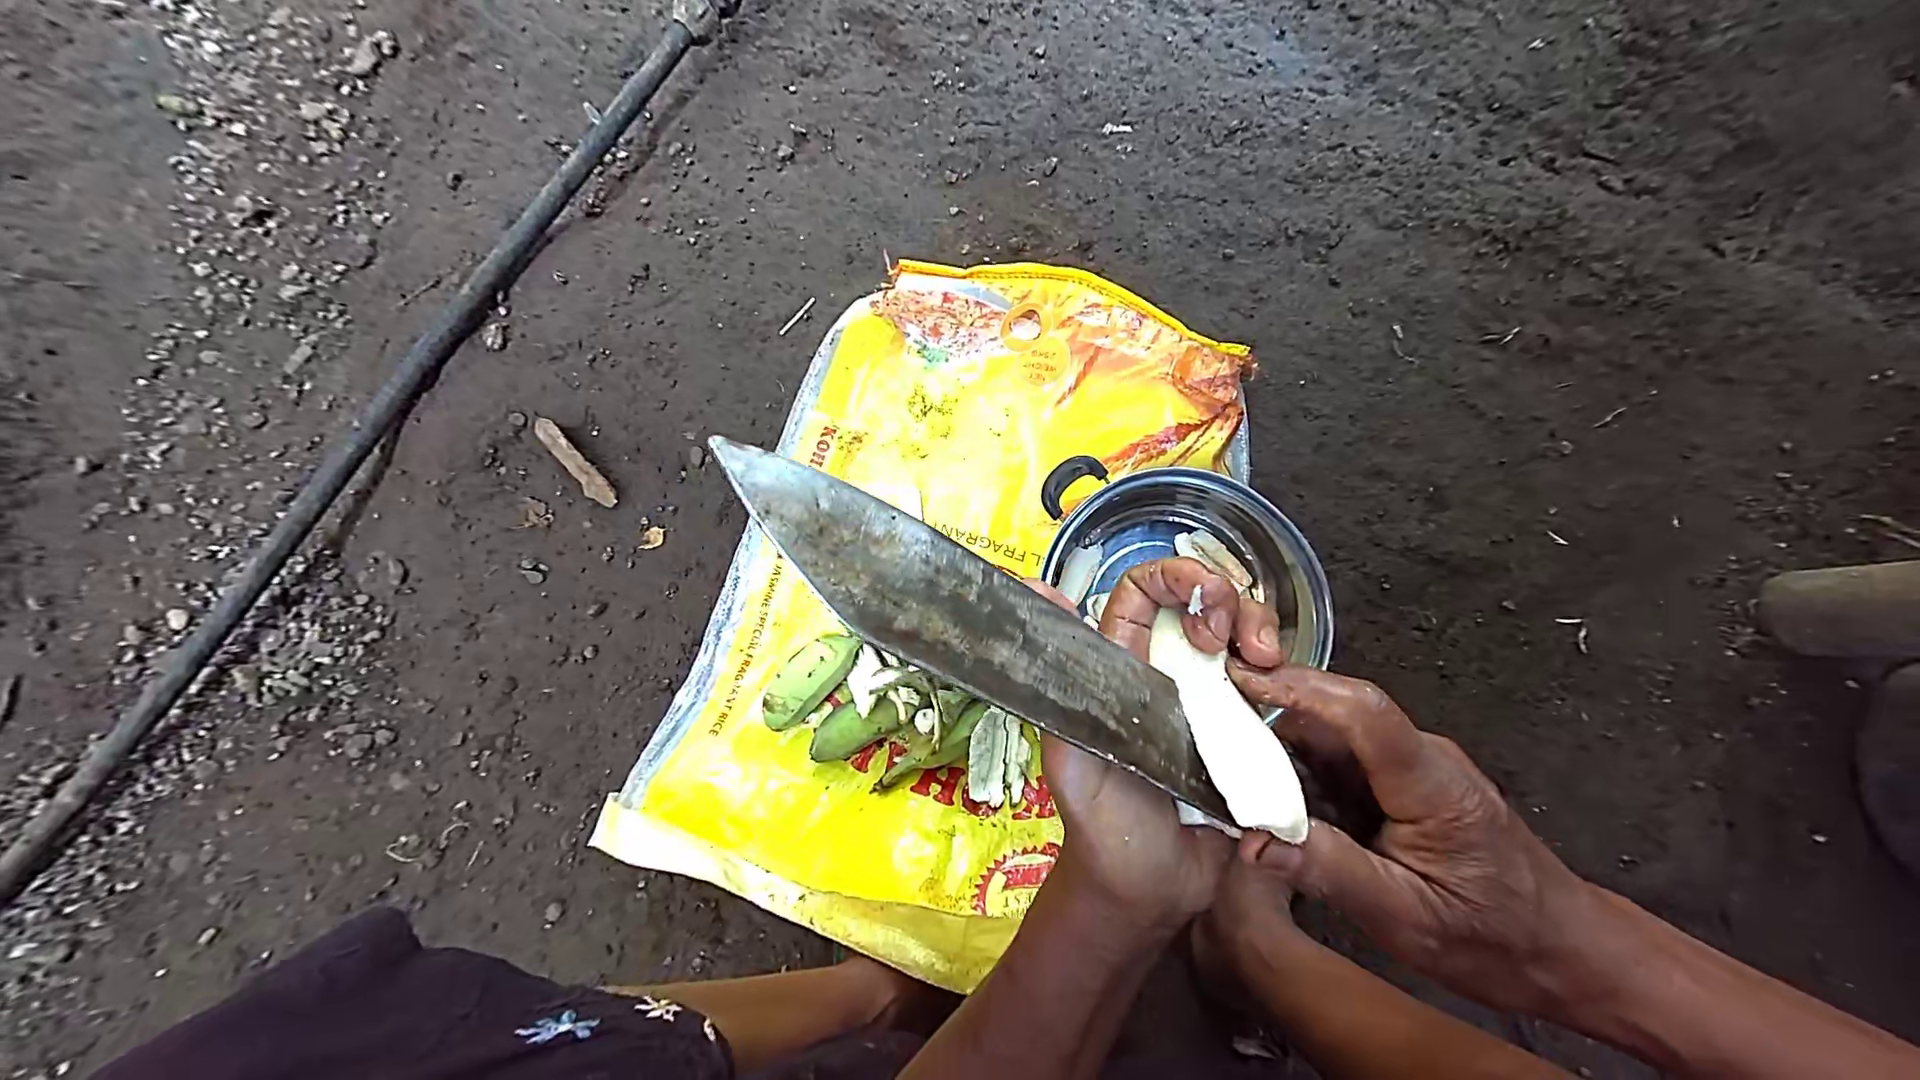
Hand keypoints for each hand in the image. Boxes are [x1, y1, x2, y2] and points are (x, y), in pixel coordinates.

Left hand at [1024, 557, 1282, 928]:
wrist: (1148, 890)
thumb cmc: (1100, 822)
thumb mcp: (1069, 751)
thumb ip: (1057, 683)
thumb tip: (1036, 594)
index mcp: (1121, 666)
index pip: (1142, 593)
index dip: (1173, 580)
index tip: (1202, 612)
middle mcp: (1164, 672)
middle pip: (1199, 602)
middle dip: (1227, 599)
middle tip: (1239, 641)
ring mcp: (1207, 699)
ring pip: (1237, 633)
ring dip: (1258, 626)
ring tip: (1266, 657)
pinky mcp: (1244, 731)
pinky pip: (1269, 684)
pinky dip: (1283, 672)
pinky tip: (1281, 682)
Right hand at [1226, 664, 1599, 1015]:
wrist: (1569, 951)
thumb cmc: (1499, 939)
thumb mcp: (1406, 918)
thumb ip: (1326, 870)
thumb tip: (1248, 840)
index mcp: (1432, 784)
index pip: (1362, 710)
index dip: (1296, 686)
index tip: (1236, 679)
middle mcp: (1418, 757)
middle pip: (1332, 712)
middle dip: (1267, 711)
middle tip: (1206, 725)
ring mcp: (1405, 764)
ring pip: (1325, 732)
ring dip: (1275, 744)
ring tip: (1225, 763)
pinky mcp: (1392, 778)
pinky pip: (1332, 756)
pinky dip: (1293, 767)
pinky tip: (1266, 790)